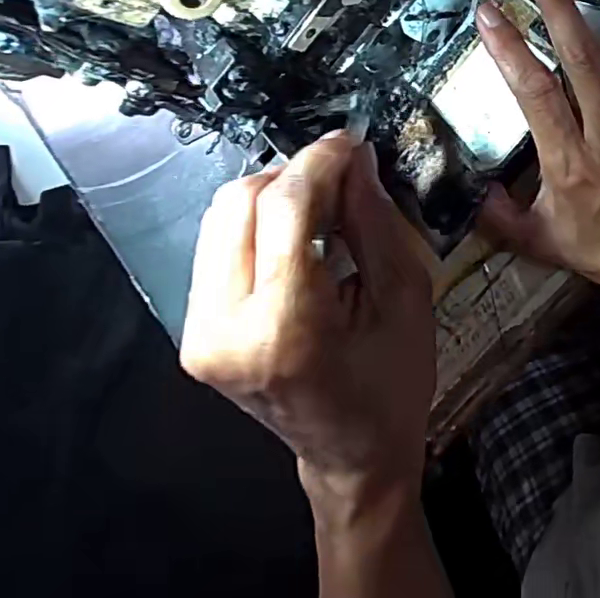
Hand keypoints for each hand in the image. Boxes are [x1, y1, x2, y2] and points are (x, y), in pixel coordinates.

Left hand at [179, 132, 435, 503]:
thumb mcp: (405, 297)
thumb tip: (354, 159)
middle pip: (241, 202)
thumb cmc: (391, 386)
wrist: (352, 457)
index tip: (349, 143)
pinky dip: (258, 221)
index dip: (319, 162)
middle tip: (342, 177)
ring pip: (221, 216)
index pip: (285, 208)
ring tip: (322, 206)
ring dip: (274, 194)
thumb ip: (374, 221)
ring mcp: (199, 333)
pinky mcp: (194, 330)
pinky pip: (218, 243)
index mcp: (283, 330)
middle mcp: (223, 330)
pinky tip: (296, 232)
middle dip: (295, 174)